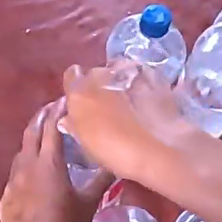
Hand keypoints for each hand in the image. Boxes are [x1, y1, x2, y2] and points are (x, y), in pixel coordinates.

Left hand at [0, 100, 110, 221]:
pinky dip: (27, 161)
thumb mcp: (88, 205)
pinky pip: (17, 170)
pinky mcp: (6, 194)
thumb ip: (101, 181)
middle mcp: (28, 164)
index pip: (51, 126)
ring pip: (22, 149)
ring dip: (33, 137)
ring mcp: (13, 179)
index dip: (58, 110)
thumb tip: (117, 163)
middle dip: (42, 116)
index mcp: (48, 163)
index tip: (66, 100)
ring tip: (46, 136)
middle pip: (32, 131)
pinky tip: (35, 171)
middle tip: (54, 108)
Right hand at [60, 63, 202, 189]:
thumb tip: (68, 118)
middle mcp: (101, 75)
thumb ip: (74, 125)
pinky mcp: (153, 77)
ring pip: (119, 71)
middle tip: (106, 106)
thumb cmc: (112, 150)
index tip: (81, 101)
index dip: (76, 86)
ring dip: (120, 82)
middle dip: (99, 85)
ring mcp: (129, 73)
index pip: (71, 75)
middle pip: (96, 73)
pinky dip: (143, 83)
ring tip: (129, 102)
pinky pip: (143, 74)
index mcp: (80, 90)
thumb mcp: (85, 143)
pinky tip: (147, 100)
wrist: (154, 149)